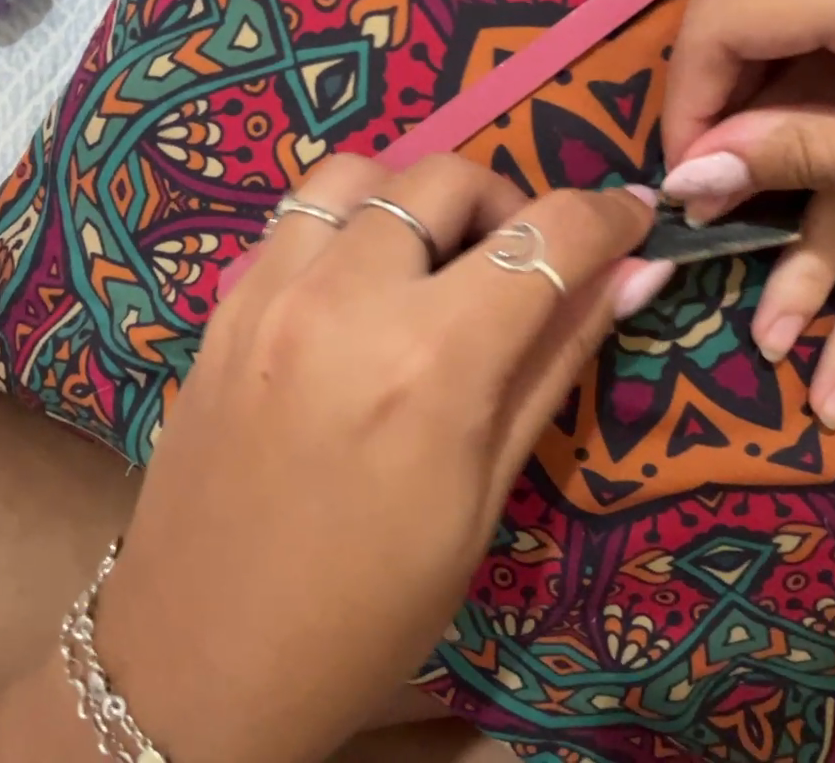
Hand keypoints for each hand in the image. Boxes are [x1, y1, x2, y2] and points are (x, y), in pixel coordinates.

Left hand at [91, 155, 666, 762]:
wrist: (202, 662)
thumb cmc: (373, 604)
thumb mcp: (486, 493)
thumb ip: (556, 361)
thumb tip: (630, 276)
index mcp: (429, 361)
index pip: (546, 235)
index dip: (608, 215)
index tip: (633, 218)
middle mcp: (344, 300)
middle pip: (447, 176)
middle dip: (508, 205)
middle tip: (518, 267)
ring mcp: (268, 294)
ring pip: (360, 172)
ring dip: (417, 199)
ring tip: (433, 263)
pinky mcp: (222, 307)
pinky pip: (295, 217)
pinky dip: (349, 224)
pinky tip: (359, 288)